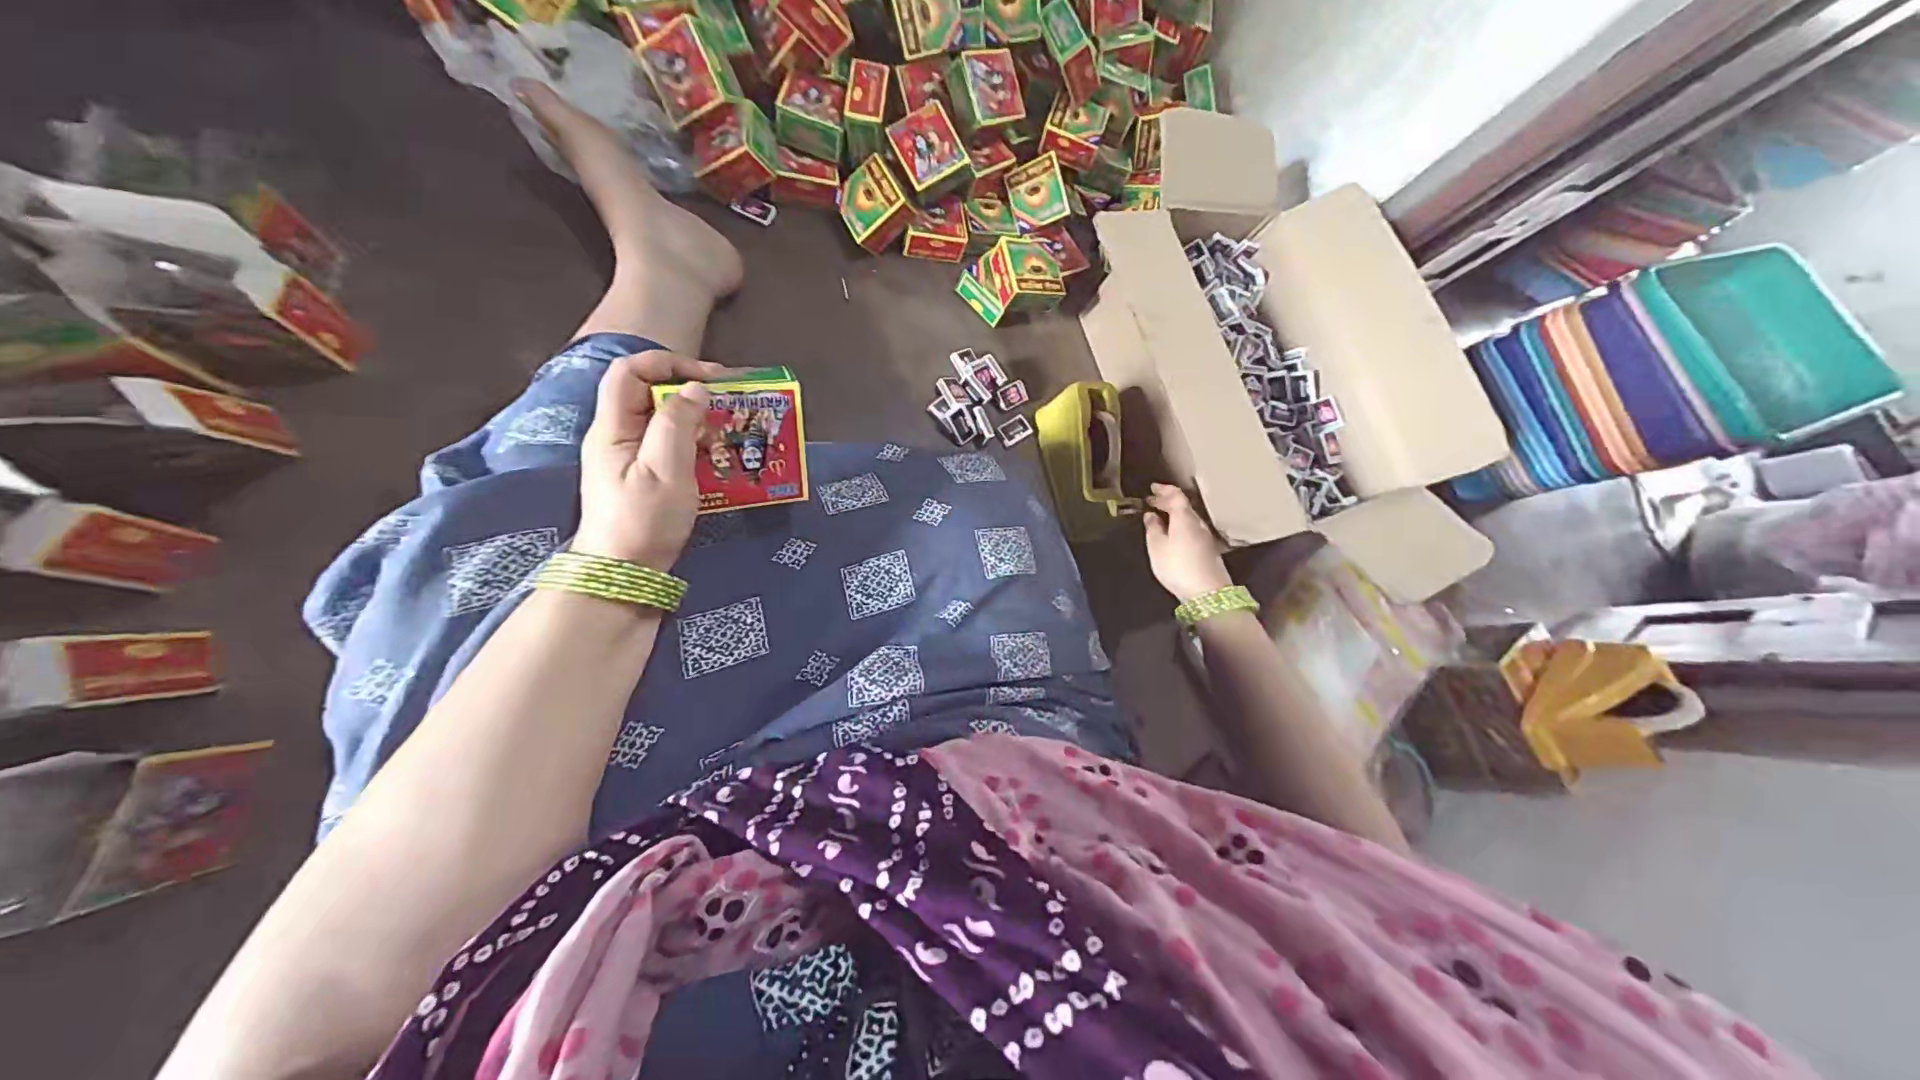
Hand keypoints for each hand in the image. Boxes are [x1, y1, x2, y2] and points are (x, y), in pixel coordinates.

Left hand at [572, 351, 731, 570]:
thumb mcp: (665, 470)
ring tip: (730, 430)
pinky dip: (695, 442)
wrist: (624, 574)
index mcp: (614, 428)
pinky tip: (718, 456)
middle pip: (649, 392)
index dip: (669, 364)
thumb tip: (695, 389)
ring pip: (663, 419)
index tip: (710, 379)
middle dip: (691, 391)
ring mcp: (629, 458)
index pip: (631, 371)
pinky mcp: (643, 477)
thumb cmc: (643, 521)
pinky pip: (670, 445)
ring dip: (698, 418)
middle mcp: (618, 436)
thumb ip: (678, 424)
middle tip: (728, 403)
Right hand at [1143, 483, 1232, 601]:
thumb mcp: (1157, 547)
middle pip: (1184, 506)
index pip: (1176, 496)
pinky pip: (1192, 528)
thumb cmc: (1177, 567)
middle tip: (1153, 501)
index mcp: (1184, 518)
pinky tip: (1173, 532)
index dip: (1164, 490)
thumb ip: (1153, 529)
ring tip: (1161, 515)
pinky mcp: (1208, 549)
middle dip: (1167, 501)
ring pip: (1188, 517)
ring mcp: (1205, 536)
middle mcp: (1197, 523)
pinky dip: (1181, 524)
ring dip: (1174, 513)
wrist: (1207, 592)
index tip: (1153, 488)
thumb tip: (1151, 516)